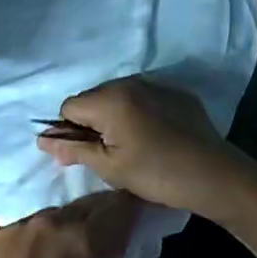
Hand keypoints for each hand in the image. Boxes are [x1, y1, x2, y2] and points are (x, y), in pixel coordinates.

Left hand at [0, 192, 139, 257]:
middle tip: (102, 235)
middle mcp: (52, 223)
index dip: (128, 211)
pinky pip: (20, 231)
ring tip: (60, 253)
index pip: (116, 209)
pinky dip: (29, 243)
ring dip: (63, 229)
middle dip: (98, 217)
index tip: (132, 218)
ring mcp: (17, 226)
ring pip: (50, 216)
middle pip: (84, 205)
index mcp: (83, 242)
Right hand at [36, 77, 256, 218]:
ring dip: (115, 119)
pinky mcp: (178, 94)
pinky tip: (154, 140)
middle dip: (92, 124)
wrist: (214, 175)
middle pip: (93, 99)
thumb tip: (43, 139)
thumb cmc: (156, 174)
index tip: (88, 156)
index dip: (70, 133)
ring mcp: (157, 85)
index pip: (69, 107)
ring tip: (133, 149)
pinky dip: (139, 116)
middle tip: (109, 156)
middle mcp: (131, 82)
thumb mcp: (109, 167)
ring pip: (119, 98)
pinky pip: (144, 100)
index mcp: (110, 98)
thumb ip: (74, 149)